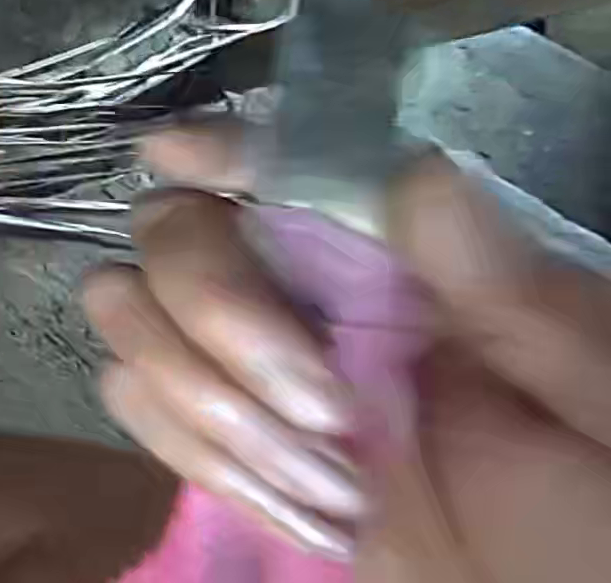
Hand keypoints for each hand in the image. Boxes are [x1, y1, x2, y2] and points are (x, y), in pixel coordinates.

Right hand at [85, 122, 610, 578]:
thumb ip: (536, 312)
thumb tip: (419, 177)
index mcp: (386, 263)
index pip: (274, 166)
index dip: (214, 146)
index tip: (174, 153)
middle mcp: (282, 286)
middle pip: (167, 227)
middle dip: (214, 307)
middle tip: (324, 411)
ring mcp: (221, 352)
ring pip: (118, 302)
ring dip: (199, 393)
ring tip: (329, 489)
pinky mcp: (189, 418)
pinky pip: (124, 390)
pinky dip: (192, 449)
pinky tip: (291, 509)